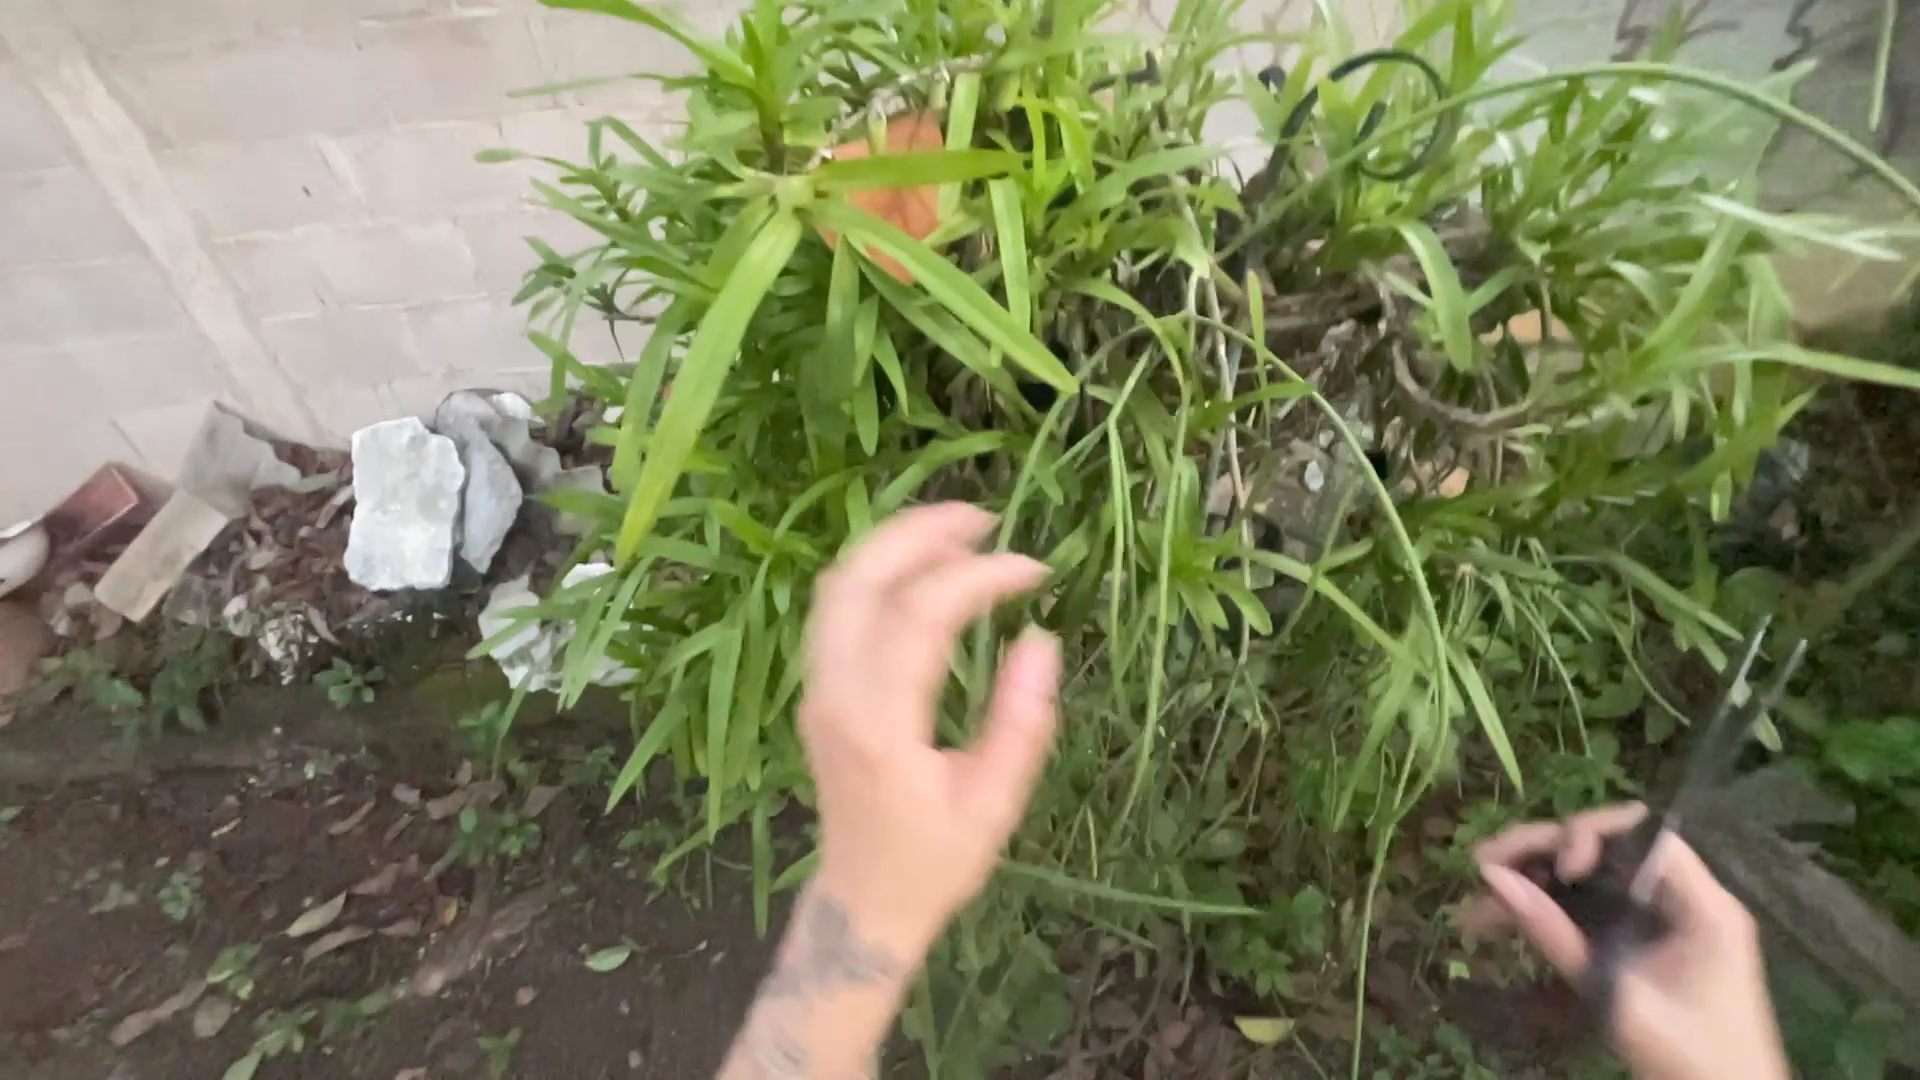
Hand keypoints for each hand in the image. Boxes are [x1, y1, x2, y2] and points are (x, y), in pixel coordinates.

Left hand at [799, 503, 1060, 956]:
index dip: (980, 577)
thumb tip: (1041, 640)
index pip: (922, 615)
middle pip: (859, 576)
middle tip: (984, 518)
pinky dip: (876, 568)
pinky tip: (920, 566)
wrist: (863, 898)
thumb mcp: (994, 805)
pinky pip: (835, 603)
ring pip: (838, 581)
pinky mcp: (816, 684)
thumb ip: (1020, 722)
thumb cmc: (934, 860)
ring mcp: (815, 684)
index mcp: (880, 724)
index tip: (1033, 570)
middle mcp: (834, 692)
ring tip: (957, 530)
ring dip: (894, 542)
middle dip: (921, 531)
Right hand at [1470, 804, 1789, 1079]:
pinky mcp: (1630, 934)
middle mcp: (1675, 897)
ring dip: (1523, 877)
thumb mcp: (1618, 998)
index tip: (1557, 868)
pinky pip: (1576, 900)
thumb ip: (1556, 936)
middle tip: (1480, 866)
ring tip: (1475, 900)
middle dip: (1533, 850)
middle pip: (1594, 845)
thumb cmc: (1692, 1060)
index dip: (1588, 834)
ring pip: (1575, 870)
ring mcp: (1651, 915)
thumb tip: (1490, 875)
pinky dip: (1536, 905)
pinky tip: (1492, 919)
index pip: (1639, 832)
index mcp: (1698, 905)